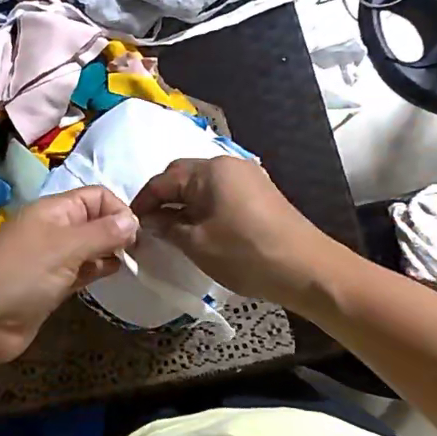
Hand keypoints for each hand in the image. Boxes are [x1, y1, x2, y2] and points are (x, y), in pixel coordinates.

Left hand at [0, 187, 139, 371]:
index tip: (139, 233)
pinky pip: (79, 272)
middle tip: (145, 251)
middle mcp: (52, 230)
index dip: (118, 209)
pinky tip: (114, 275)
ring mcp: (49, 260)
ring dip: (109, 252)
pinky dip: (97, 271)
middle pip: (93, 221)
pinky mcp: (49, 287)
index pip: (94, 196)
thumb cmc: (20, 275)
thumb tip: (133, 219)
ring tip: (136, 263)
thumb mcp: (64, 247)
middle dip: (118, 231)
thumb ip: (101, 233)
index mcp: (52, 211)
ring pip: (88, 248)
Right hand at [130, 156, 354, 313]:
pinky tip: (197, 228)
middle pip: (182, 176)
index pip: (162, 180)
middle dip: (162, 199)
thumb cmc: (244, 253)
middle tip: (147, 226)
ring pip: (201, 186)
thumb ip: (165, 226)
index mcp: (209, 170)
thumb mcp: (194, 242)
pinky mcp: (260, 194)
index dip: (142, 202)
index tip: (129, 224)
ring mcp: (248, 178)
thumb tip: (148, 220)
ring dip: (182, 204)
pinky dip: (202, 207)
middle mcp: (228, 165)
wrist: (307, 270)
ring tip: (170, 230)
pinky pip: (219, 193)